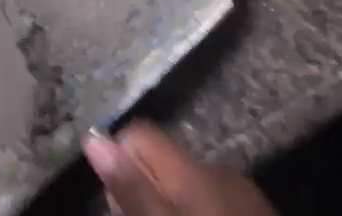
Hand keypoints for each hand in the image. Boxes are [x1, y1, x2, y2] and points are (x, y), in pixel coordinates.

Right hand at [84, 122, 278, 215]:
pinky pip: (217, 207)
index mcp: (194, 172)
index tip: (120, 203)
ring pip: (190, 188)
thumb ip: (130, 190)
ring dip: (172, 209)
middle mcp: (221, 173)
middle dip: (146, 191)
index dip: (120, 161)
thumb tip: (92, 139)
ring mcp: (249, 199)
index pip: (140, 134)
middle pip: (163, 163)